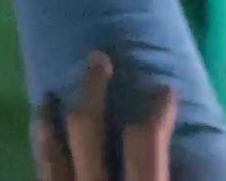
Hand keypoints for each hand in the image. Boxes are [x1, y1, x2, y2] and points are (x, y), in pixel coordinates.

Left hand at [30, 51, 177, 180]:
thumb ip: (179, 173)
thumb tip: (185, 156)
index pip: (144, 142)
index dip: (157, 112)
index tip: (166, 90)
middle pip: (85, 127)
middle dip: (92, 88)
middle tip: (99, 57)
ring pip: (50, 151)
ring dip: (49, 117)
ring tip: (50, 94)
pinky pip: (40, 173)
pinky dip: (41, 150)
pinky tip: (42, 140)